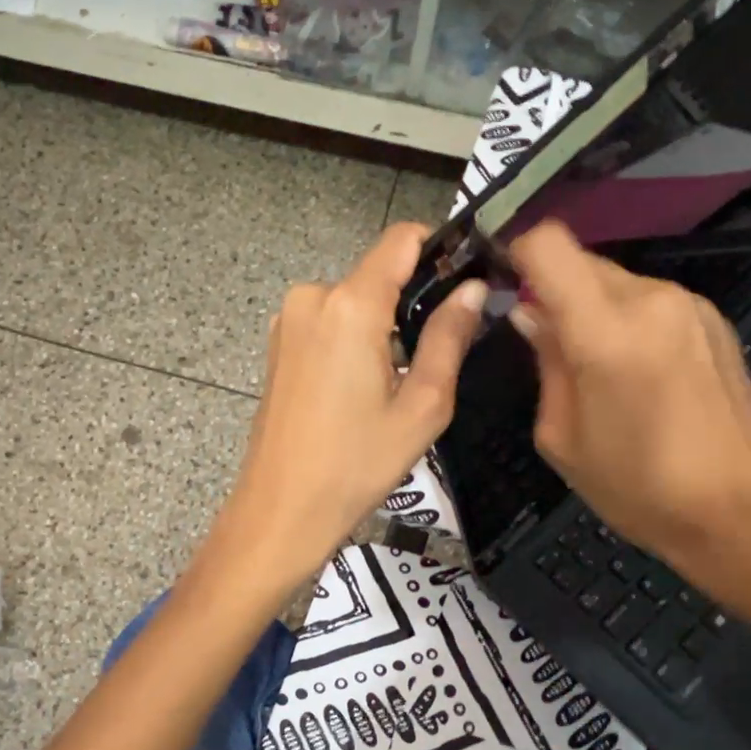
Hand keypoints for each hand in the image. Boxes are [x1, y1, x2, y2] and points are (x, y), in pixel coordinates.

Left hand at [210, 224, 484, 589]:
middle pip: (379, 275)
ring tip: (393, 389)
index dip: (439, 252)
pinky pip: (329, 327)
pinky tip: (359, 394)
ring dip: (381, 331)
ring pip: (354, 304)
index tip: (465, 283)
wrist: (280, 511)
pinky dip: (352, 345)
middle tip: (433, 363)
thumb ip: (449, 337)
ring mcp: (288, 323)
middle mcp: (313, 299)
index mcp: (351, 305)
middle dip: (410, 306)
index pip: (402, 238)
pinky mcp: (278, 348)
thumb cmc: (355, 465)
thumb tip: (472, 288)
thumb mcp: (422, 405)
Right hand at [507, 221, 750, 570]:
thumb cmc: (636, 487)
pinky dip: (627, 323)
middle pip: (581, 263)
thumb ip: (544, 363)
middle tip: (543, 346)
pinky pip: (650, 304)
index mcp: (607, 330)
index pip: (549, 244)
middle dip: (552, 292)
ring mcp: (690, 307)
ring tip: (595, 373)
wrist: (737, 512)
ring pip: (617, 283)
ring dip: (591, 311)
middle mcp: (652, 300)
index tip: (500, 282)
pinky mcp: (714, 321)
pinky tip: (637, 377)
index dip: (515, 251)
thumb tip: (529, 314)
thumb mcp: (561, 437)